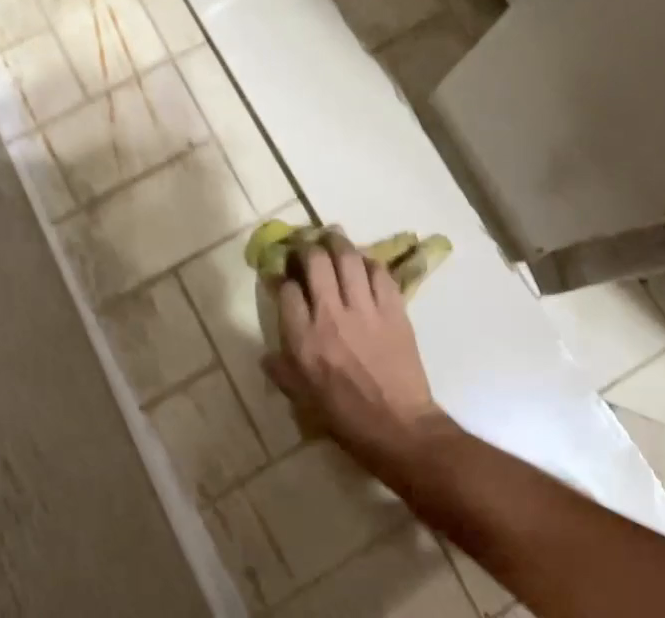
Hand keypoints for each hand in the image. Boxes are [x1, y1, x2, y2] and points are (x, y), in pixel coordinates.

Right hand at [263, 230, 448, 467]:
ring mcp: (365, 309)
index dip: (283, 277)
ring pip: (348, 259)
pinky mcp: (393, 309)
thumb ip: (283, 372)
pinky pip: (379, 273)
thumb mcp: (303, 400)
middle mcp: (330, 316)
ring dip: (338, 243)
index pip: (287, 291)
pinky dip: (369, 262)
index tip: (284, 275)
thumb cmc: (346, 420)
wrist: (399, 427)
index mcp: (303, 340)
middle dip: (307, 248)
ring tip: (333, 236)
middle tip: (307, 245)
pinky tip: (364, 263)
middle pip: (315, 263)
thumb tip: (266, 354)